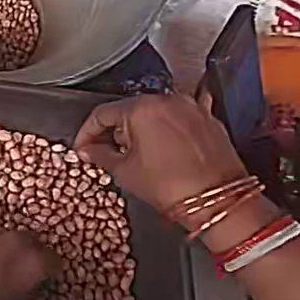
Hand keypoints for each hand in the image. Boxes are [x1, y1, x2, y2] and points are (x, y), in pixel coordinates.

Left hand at [0, 227, 55, 299]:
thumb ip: (25, 291)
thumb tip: (29, 283)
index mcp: (32, 264)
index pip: (52, 260)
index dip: (47, 272)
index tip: (41, 281)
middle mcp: (14, 241)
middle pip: (30, 242)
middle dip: (28, 254)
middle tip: (17, 273)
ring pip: (4, 237)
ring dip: (2, 249)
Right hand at [72, 93, 248, 223]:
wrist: (217, 199)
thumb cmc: (171, 186)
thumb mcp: (125, 172)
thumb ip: (100, 155)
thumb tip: (88, 150)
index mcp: (142, 108)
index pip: (102, 113)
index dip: (86, 132)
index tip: (82, 146)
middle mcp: (168, 100)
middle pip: (128, 110)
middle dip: (112, 131)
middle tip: (102, 152)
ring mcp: (191, 107)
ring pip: (153, 113)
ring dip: (137, 130)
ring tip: (132, 155)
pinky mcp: (207, 119)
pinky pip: (175, 120)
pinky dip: (162, 131)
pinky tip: (158, 151)